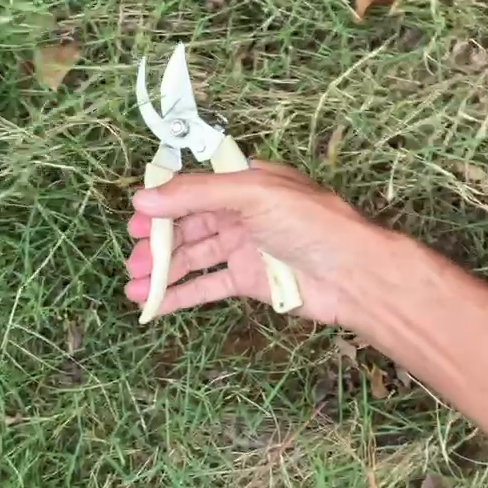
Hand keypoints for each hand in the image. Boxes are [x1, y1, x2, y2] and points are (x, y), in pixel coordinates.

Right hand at [125, 160, 391, 325]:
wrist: (354, 275)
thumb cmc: (310, 224)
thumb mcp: (251, 195)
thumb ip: (195, 194)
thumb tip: (142, 198)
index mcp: (243, 183)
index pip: (192, 190)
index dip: (161, 205)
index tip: (134, 221)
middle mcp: (239, 213)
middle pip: (187, 227)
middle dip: (157, 244)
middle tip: (133, 261)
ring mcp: (242, 247)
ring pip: (192, 258)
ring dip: (163, 272)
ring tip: (135, 286)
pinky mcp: (247, 280)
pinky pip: (206, 286)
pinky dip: (180, 295)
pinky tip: (154, 305)